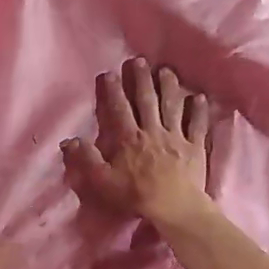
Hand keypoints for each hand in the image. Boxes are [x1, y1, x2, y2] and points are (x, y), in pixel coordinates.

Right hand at [62, 58, 214, 228]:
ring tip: (166, 70)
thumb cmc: (136, 195)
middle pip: (146, 100)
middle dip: (141, 79)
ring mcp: (176, 137)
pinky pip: (197, 125)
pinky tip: (200, 97)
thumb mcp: (102, 181)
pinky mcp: (195, 147)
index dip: (113, 90)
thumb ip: (86, 159)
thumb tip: (68, 141)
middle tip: (139, 61)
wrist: (174, 207)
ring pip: (172, 106)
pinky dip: (199, 110)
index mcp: (129, 138)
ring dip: (169, 86)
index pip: (119, 108)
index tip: (110, 73)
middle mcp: (152, 130)